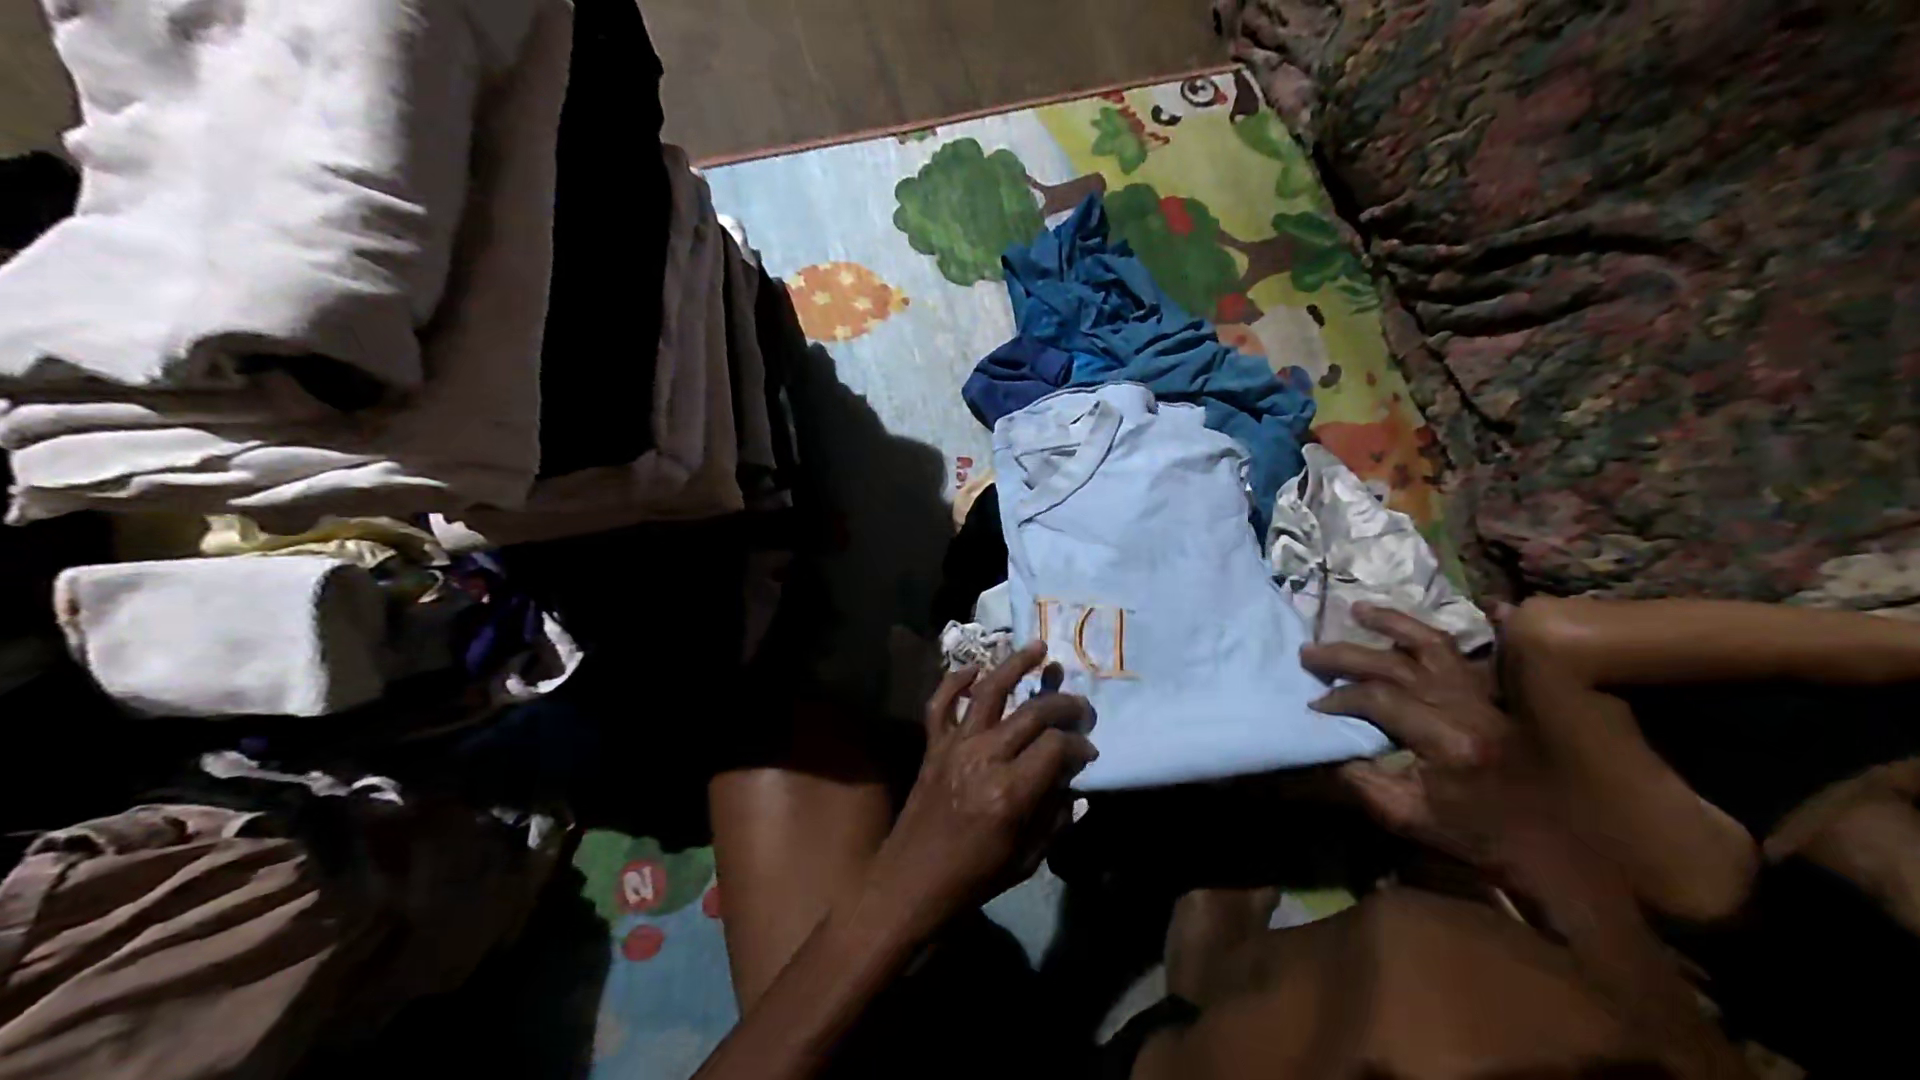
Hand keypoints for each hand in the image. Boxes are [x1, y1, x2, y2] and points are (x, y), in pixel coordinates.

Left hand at [862, 642, 1096, 939]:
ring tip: (1037, 647)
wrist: (911, 882)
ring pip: (988, 692)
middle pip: (1031, 713)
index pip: (1057, 747)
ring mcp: (954, 746)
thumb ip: (1056, 815)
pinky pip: (941, 703)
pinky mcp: (933, 745)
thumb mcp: (1028, 857)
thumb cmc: (975, 877)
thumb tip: (1074, 782)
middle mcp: (984, 758)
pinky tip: (974, 669)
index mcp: (1011, 792)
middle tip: (1080, 705)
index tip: (1088, 752)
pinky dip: (955, 681)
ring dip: (1014, 666)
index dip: (1079, 745)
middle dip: (1062, 704)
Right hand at [1301, 604, 1568, 882]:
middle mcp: (1471, 707)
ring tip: (1358, 609)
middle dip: (1347, 655)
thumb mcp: (1415, 822)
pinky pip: (1499, 654)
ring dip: (1395, 623)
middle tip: (1308, 653)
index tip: (1313, 706)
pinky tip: (1488, 606)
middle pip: (1397, 664)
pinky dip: (1496, 627)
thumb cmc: (1491, 844)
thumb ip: (1364, 783)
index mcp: (1446, 740)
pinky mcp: (1516, 699)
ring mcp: (1496, 698)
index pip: (1377, 699)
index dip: (1339, 698)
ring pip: (1438, 646)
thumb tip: (1327, 750)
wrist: (1583, 860)